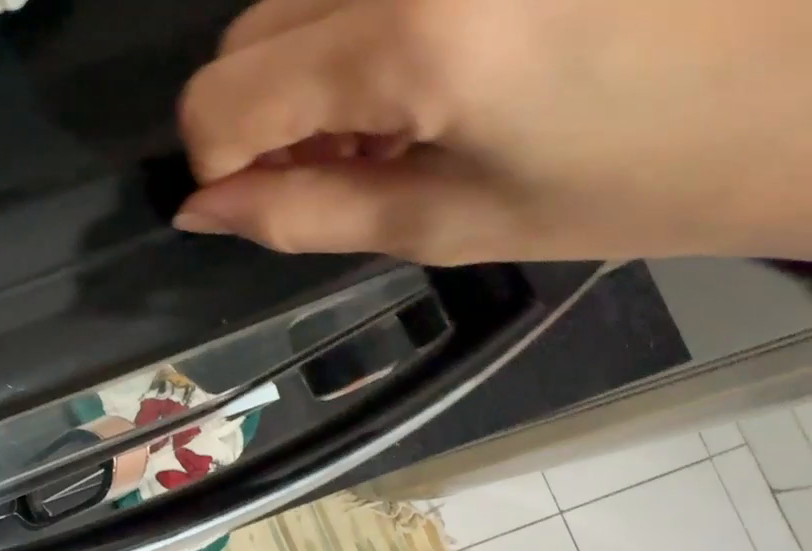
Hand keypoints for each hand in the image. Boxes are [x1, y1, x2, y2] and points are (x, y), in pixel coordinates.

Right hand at [174, 0, 811, 262]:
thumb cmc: (648, 177)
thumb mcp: (448, 224)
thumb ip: (300, 215)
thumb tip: (200, 209)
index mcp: (415, 39)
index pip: (219, 98)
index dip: (216, 163)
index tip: (260, 196)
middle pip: (246, 32)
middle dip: (257, 113)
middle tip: (339, 160)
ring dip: (303, 70)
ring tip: (391, 115)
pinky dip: (357, 28)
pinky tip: (426, 64)